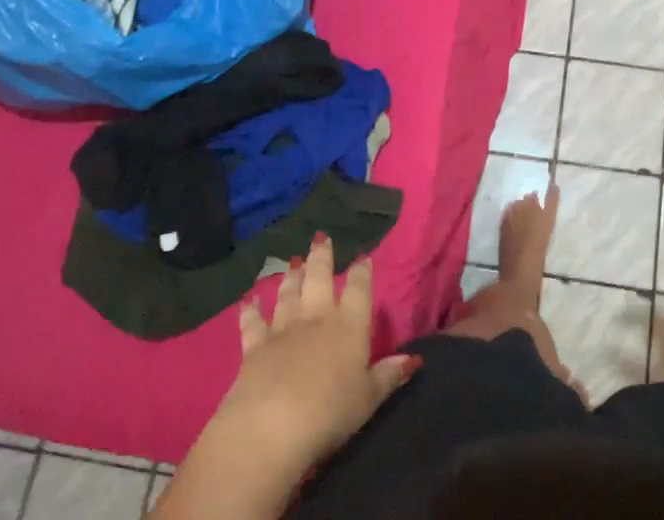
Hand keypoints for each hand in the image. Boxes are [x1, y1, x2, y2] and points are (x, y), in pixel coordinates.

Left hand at [210, 235, 418, 468]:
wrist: (271, 425)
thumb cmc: (330, 412)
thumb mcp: (368, 398)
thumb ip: (389, 375)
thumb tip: (414, 358)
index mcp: (349, 327)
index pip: (359, 290)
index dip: (362, 272)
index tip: (363, 257)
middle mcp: (316, 319)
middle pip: (319, 279)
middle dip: (322, 258)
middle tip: (321, 239)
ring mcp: (283, 330)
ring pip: (288, 294)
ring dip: (292, 277)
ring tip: (293, 262)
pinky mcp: (254, 346)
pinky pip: (253, 322)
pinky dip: (251, 310)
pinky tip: (249, 300)